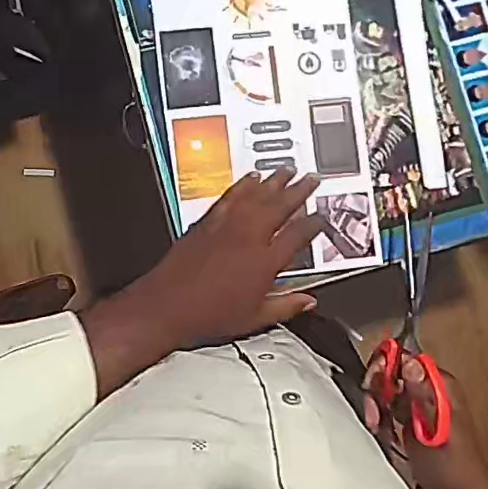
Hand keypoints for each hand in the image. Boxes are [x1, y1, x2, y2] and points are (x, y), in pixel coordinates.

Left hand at [80, 170, 324, 395]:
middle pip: (281, 206)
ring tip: (287, 169)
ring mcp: (226, 227)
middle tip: (311, 179)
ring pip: (256, 195)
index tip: (320, 218)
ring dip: (274, 180)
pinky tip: (250, 178)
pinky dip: (243, 185)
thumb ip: (285, 307)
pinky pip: (230, 196)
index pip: (299, 235)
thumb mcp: (254, 318)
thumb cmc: (206, 313)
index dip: (314, 224)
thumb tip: (306, 302)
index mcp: (265, 262)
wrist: (167, 305)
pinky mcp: (207, 222)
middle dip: (300, 191)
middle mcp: (248, 238)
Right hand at [366, 360, 487, 488]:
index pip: (405, 357)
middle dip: (377, 388)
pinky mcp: (410, 418)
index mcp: (442, 386)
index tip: (376, 386)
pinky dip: (379, 415)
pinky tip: (383, 429)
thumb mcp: (436, 429)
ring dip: (376, 404)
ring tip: (380, 424)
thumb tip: (411, 362)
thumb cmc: (454, 468)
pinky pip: (385, 405)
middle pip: (392, 370)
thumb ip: (423, 395)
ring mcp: (419, 404)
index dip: (385, 367)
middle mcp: (430, 390)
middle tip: (377, 409)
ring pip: (385, 387)